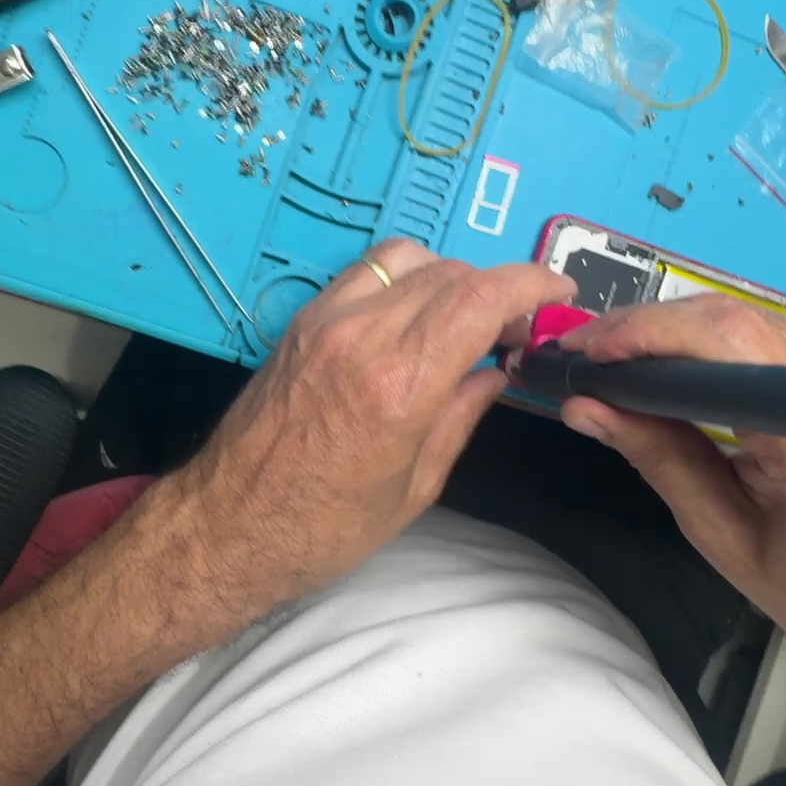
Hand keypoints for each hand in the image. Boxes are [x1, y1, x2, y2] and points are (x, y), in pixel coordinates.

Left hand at [169, 239, 574, 608]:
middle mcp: (362, 335)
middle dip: (497, 287)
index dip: (531, 283)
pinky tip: (411, 314)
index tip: (558, 292)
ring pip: (407, 257)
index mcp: (401, 384)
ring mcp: (325, 319)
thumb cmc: (325, 527)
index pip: (480, 297)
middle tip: (513, 326)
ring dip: (449, 275)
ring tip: (462, 317)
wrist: (227, 524)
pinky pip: (365, 271)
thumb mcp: (415, 488)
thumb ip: (461, 415)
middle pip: (450, 272)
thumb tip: (495, 368)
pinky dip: (404, 277)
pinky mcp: (301, 319)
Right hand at [557, 294, 785, 694]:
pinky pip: (765, 331)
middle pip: (731, 320)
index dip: (647, 335)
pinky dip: (704, 339)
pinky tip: (667, 359)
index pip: (729, 347)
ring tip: (612, 355)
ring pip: (744, 315)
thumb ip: (656, 459)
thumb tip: (583, 405)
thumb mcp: (724, 538)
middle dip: (643, 327)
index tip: (584, 354)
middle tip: (582, 352)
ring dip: (669, 329)